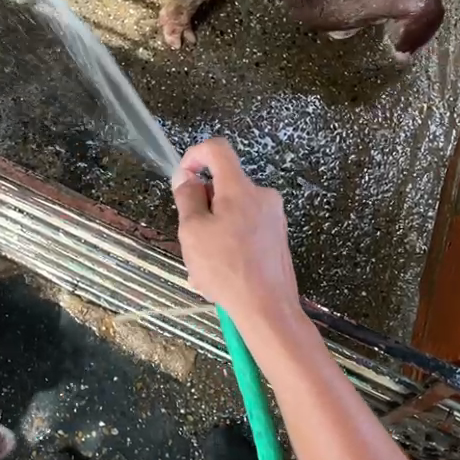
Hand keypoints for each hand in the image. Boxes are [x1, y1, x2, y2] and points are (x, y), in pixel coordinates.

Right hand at [172, 138, 301, 333]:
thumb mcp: (193, 231)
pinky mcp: (276, 237)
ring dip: (212, 231)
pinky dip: (228, 243)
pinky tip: (220, 275)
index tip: (183, 179)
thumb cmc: (226, 268)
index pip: (217, 149)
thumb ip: (187, 198)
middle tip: (191, 239)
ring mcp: (273, 217)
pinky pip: (244, 229)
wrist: (269, 310)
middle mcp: (262, 195)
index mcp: (240, 188)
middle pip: (223, 184)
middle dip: (202, 207)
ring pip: (231, 211)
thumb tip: (186, 177)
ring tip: (203, 267)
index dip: (194, 155)